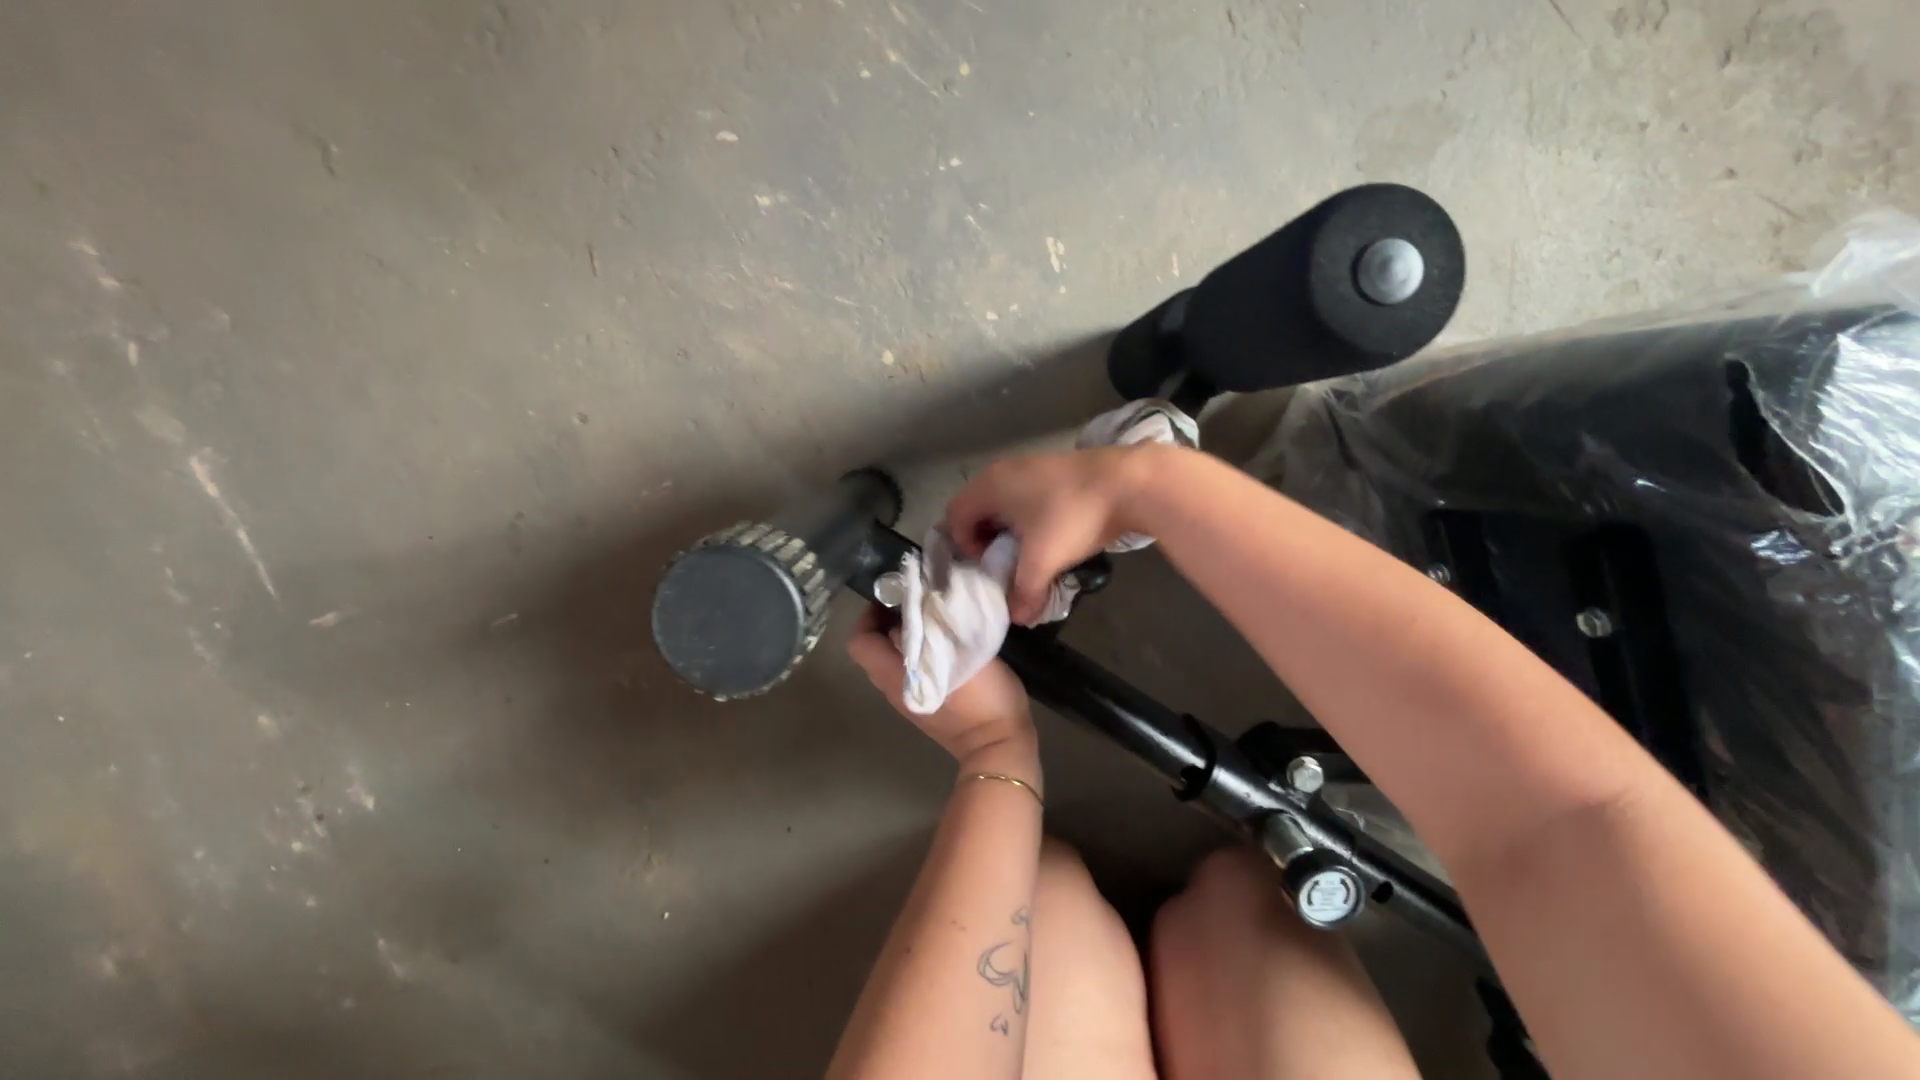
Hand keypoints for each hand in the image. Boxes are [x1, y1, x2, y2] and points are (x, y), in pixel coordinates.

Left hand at [846, 605, 1035, 764]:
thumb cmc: (983, 698)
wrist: (999, 745)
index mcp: (895, 676)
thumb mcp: (960, 655)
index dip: (869, 615)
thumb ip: (929, 632)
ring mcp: (909, 700)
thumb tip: (906, 616)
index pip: (860, 641)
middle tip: (918, 604)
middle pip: (874, 649)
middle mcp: (894, 689)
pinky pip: (908, 673)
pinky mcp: (925, 706)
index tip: (894, 597)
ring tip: (934, 623)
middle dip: (889, 623)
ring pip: (891, 662)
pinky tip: (945, 649)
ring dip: (905, 640)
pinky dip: (917, 657)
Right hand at [945, 444, 1161, 623]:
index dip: (964, 546)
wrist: (1130, 482)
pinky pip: (1026, 495)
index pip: (955, 516)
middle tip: (1005, 563)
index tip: (989, 565)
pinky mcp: (1055, 468)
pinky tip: (1052, 534)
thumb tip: (1018, 618)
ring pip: (1004, 501)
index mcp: (990, 486)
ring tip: (1029, 552)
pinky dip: (1028, 516)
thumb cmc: (1072, 517)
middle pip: (977, 508)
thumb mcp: (1043, 562)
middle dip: (985, 539)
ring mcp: (1030, 465)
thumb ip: (1024, 592)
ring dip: (1008, 529)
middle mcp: (1003, 470)